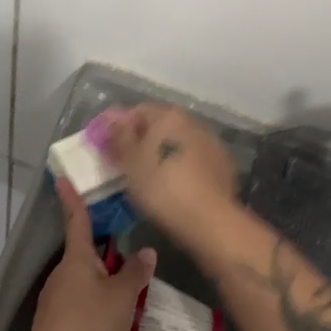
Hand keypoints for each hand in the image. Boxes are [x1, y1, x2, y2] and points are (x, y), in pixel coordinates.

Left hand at [23, 179, 156, 330]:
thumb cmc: (90, 323)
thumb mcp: (123, 295)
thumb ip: (136, 272)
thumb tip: (146, 251)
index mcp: (76, 258)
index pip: (76, 221)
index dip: (71, 199)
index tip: (62, 178)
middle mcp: (62, 273)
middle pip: (85, 255)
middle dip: (105, 254)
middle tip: (130, 255)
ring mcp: (57, 298)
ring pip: (85, 281)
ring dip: (104, 283)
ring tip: (132, 294)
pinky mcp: (58, 322)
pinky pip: (82, 303)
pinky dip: (98, 304)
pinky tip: (115, 320)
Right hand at [100, 104, 238, 242]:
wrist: (210, 220)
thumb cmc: (161, 187)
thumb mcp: (130, 162)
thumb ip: (120, 135)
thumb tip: (112, 116)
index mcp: (169, 115)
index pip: (137, 111)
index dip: (118, 127)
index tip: (106, 148)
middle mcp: (194, 122)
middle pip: (161, 126)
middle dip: (141, 141)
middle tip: (124, 163)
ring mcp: (212, 144)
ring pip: (178, 143)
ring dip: (163, 154)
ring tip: (149, 177)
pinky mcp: (224, 167)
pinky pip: (193, 161)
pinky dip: (180, 168)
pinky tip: (174, 187)